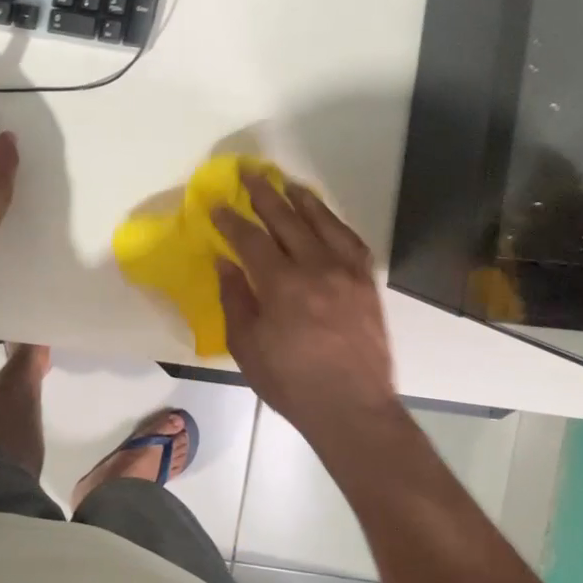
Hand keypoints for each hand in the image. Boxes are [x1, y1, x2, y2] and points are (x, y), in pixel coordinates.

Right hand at [211, 172, 393, 427]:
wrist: (352, 408)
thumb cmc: (290, 382)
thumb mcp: (246, 345)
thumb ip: (235, 299)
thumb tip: (226, 263)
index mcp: (282, 286)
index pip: (251, 239)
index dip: (231, 220)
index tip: (216, 206)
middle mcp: (317, 269)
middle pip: (287, 220)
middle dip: (264, 195)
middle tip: (249, 174)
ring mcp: (347, 274)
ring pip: (323, 223)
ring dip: (302, 200)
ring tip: (286, 184)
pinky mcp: (366, 285)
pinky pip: (350, 241)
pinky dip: (334, 223)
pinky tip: (324, 217)